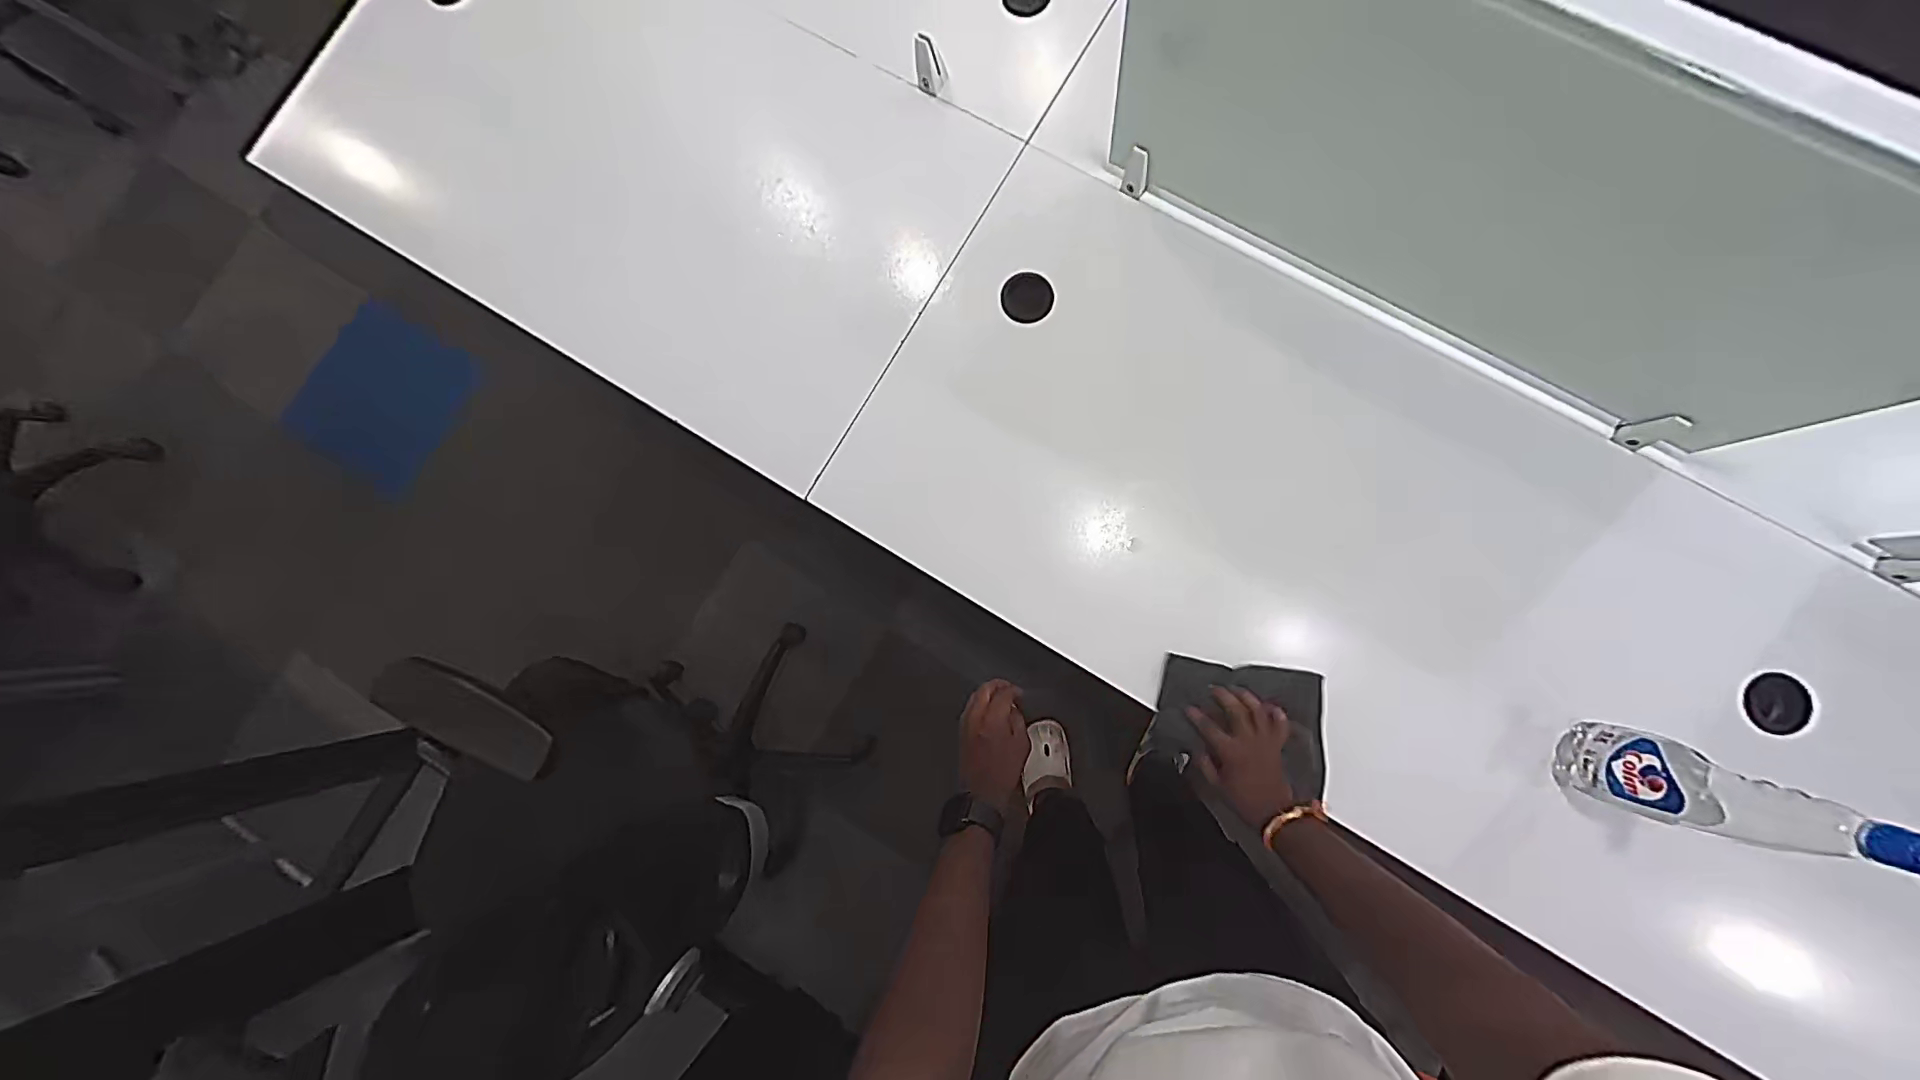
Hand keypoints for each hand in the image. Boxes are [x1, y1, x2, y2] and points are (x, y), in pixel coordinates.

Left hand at [959, 679, 1027, 810]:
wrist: (982, 794)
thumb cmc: (1003, 774)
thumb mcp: (1021, 746)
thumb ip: (1018, 721)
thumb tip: (1014, 710)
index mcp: (992, 720)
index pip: (1002, 694)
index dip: (1013, 690)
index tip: (1020, 694)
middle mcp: (975, 719)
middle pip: (984, 689)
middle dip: (998, 685)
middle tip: (1009, 689)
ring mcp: (965, 724)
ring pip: (975, 697)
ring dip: (987, 693)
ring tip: (1000, 698)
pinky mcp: (961, 731)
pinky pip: (970, 708)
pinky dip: (980, 703)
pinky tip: (989, 710)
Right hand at [1189, 686, 1299, 827]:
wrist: (1274, 812)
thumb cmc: (1245, 800)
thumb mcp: (1217, 786)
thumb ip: (1205, 765)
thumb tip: (1198, 750)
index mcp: (1230, 751)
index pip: (1208, 726)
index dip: (1197, 715)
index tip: (1189, 708)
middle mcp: (1248, 741)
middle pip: (1235, 710)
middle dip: (1222, 696)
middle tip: (1214, 689)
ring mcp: (1264, 741)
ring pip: (1257, 711)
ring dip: (1246, 697)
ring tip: (1237, 689)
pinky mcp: (1277, 745)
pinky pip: (1279, 725)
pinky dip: (1276, 714)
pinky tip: (1271, 706)